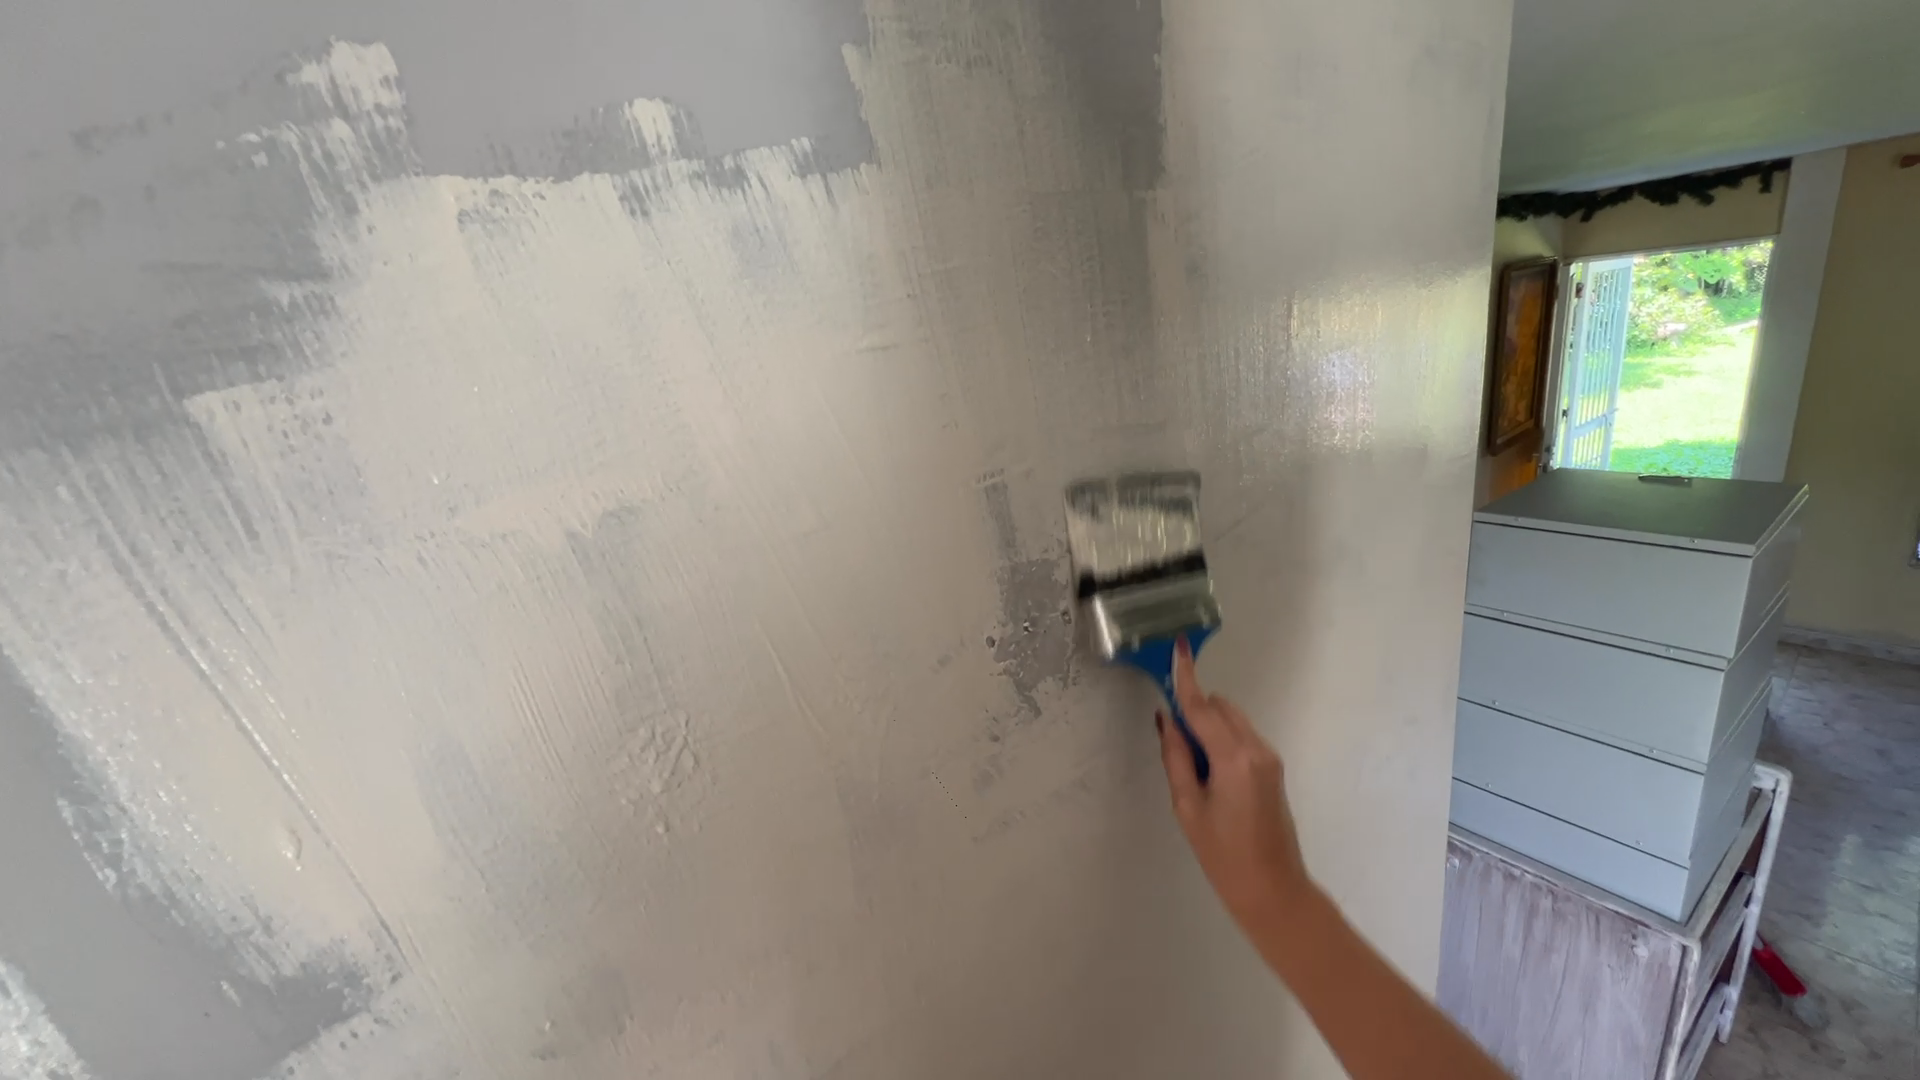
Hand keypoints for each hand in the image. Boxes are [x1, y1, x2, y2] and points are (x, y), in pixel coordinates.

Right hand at [1156, 638, 1312, 933]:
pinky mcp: (1273, 769)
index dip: (1186, 679)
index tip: (1178, 649)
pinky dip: (1222, 740)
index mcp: (1234, 758)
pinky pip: (1241, 737)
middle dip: (1195, 710)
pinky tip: (1209, 773)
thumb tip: (1167, 720)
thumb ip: (1176, 757)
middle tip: (1172, 738)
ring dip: (1209, 726)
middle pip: (1220, 708)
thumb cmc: (1223, 854)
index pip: (1203, 708)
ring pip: (1232, 721)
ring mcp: (1269, 758)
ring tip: (1192, 767)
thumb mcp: (1188, 807)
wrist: (1273, 890)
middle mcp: (1257, 749)